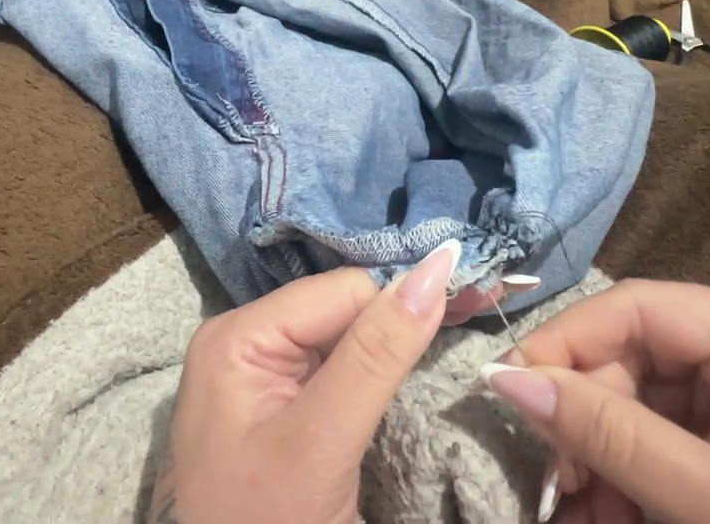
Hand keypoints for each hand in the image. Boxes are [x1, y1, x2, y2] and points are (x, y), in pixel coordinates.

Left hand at [148, 240, 460, 523]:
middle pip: (340, 308)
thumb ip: (377, 354)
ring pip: (341, 334)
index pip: (339, 292)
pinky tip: (402, 366)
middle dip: (397, 319)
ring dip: (390, 342)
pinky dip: (372, 367)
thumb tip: (435, 268)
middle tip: (472, 308)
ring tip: (447, 329)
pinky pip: (332, 363)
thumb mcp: (322, 442)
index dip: (398, 306)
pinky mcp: (277, 402)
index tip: (466, 307)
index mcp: (238, 335)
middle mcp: (244, 339)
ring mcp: (258, 372)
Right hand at [479, 280, 709, 523]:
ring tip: (575, 509)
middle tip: (549, 479)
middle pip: (635, 357)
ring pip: (639, 402)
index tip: (508, 387)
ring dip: (600, 456)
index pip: (642, 308)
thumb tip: (505, 380)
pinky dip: (628, 477)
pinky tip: (609, 514)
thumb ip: (614, 438)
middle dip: (585, 417)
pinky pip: (662, 440)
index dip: (568, 340)